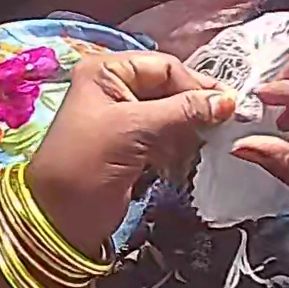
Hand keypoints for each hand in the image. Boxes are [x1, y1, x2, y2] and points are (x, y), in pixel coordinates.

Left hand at [27, 51, 236, 253]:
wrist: (60, 220)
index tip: (227, 105)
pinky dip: (182, 145)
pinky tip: (194, 155)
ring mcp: (124, 118)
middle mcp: (115, 88)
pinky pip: (167, 136)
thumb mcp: (134, 130)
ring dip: (192, 128)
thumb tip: (228, 100)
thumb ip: (182, 111)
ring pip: (172, 113)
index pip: (164, 67)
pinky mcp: (132, 145)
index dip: (196, 85)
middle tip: (226, 124)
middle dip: (196, 107)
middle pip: (170, 88)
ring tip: (212, 142)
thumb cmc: (88, 164)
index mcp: (106, 71)